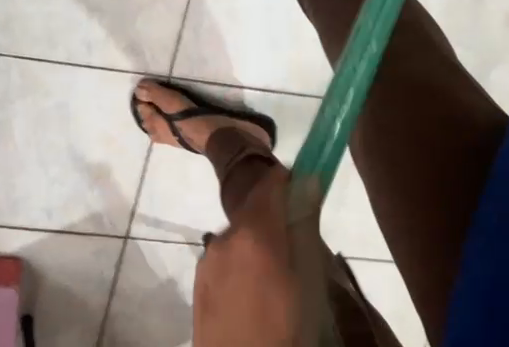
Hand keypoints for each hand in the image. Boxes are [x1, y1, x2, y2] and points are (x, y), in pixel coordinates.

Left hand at [193, 171, 299, 346]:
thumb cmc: (284, 328)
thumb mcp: (307, 281)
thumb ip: (305, 227)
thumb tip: (310, 181)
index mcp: (254, 232)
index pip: (270, 183)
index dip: (288, 182)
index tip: (303, 193)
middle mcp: (225, 236)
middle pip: (254, 211)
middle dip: (275, 220)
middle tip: (296, 249)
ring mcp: (207, 260)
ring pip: (239, 237)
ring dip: (257, 246)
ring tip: (276, 280)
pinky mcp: (198, 282)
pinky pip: (226, 260)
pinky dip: (241, 266)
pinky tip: (253, 296)